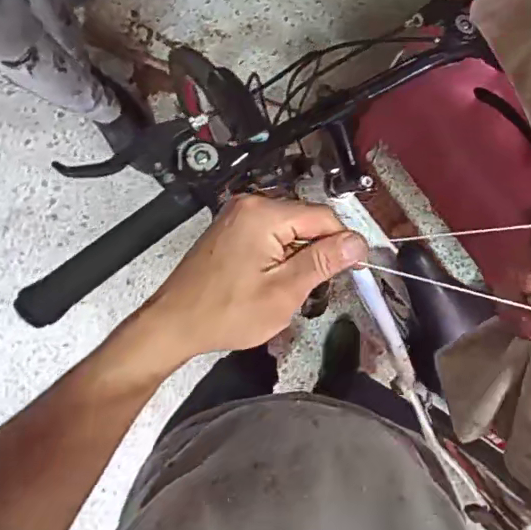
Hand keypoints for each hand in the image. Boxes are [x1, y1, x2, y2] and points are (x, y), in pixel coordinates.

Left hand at [135, 195, 367, 357]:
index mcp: (264, 214)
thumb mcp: (284, 291)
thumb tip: (356, 243)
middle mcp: (250, 205)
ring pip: (291, 227)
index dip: (343, 243)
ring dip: (300, 253)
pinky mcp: (232, 228)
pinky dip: (281, 253)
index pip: (324, 217)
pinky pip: (271, 232)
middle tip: (319, 284)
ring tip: (291, 286)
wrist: (174, 324)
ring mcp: (239, 215)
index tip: (353, 267)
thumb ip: (323, 261)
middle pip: (307, 219)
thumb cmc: (223, 313)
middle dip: (320, 249)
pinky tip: (274, 279)